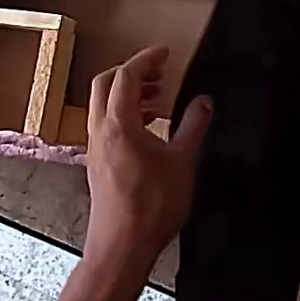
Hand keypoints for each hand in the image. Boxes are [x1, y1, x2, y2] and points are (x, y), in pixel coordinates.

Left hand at [84, 46, 211, 282]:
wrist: (122, 247)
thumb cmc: (152, 206)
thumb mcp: (183, 161)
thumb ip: (193, 126)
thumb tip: (203, 101)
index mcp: (119, 125)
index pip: (126, 76)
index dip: (145, 59)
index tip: (164, 53)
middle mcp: (100, 132)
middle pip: (105, 84)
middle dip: (131, 71)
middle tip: (159, 72)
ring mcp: (96, 149)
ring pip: (103, 105)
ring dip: (128, 93)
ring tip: (159, 99)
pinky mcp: (99, 164)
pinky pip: (107, 125)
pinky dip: (126, 114)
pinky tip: (151, 129)